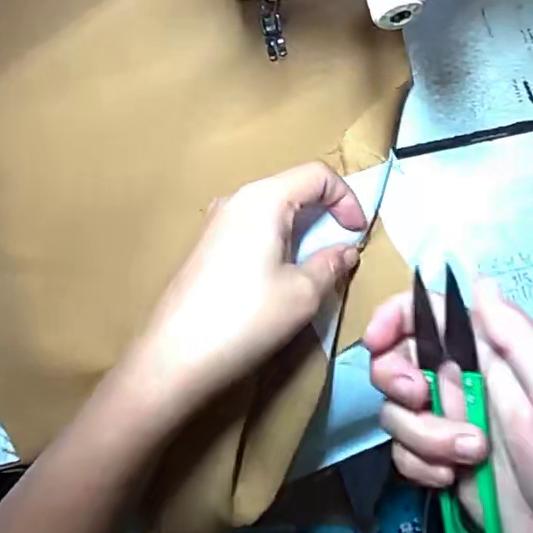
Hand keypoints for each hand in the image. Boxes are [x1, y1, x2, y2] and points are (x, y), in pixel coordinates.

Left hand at [117, 162, 365, 423]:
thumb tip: (345, 250)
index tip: (358, 233)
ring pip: (272, 211)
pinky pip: (252, 229)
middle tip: (341, 250)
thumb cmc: (246, 318)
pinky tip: (278, 278)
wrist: (174, 357)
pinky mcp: (206, 246)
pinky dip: (278, 242)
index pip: (317, 174)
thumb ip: (331, 263)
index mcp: (263, 198)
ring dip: (302, 231)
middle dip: (325, 214)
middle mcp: (236, 199)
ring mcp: (216, 222)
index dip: (347, 198)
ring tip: (313, 268)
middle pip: (293, 189)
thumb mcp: (303, 293)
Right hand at [365, 278, 532, 532]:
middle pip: (398, 358)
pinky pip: (402, 452)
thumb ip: (519, 339)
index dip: (395, 316)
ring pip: (396, 410)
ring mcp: (447, 423)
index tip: (376, 340)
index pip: (431, 313)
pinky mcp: (438, 462)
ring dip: (422, 434)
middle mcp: (463, 381)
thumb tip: (479, 281)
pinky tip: (451, 481)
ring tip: (469, 458)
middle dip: (397, 378)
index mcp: (492, 354)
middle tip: (421, 400)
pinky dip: (418, 465)